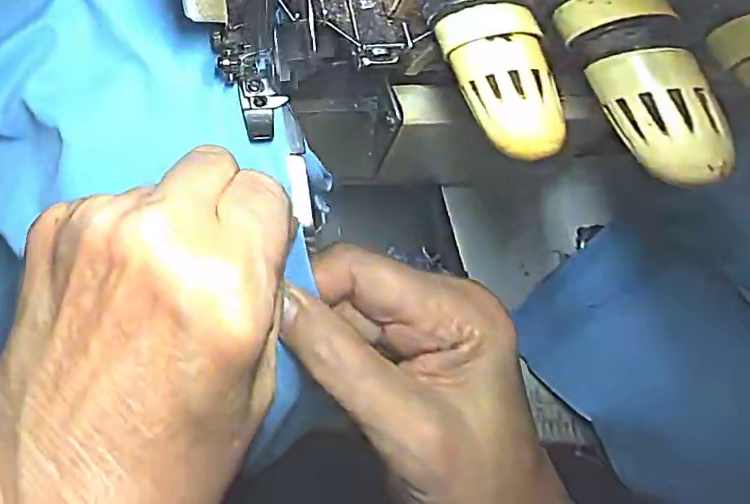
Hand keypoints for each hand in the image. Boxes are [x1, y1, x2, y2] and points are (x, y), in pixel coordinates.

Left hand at [0, 145, 295, 502]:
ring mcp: (96, 221)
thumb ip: (263, 296)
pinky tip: (104, 285)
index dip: (261, 220)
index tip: (251, 239)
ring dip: (161, 218)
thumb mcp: (252, 390)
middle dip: (216, 199)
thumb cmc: (161, 458)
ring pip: (155, 183)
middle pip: (209, 161)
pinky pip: (106, 202)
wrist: (50, 480)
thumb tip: (258, 240)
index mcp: (222, 279)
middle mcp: (157, 233)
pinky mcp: (52, 223)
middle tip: (205, 247)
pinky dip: (113, 232)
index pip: (263, 189)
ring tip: (146, 280)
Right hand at [280, 244, 568, 503]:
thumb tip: (278, 300)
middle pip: (343, 287)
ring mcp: (415, 326)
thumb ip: (341, 361)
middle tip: (276, 349)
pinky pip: (340, 335)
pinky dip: (319, 355)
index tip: (269, 315)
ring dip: (309, 340)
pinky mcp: (396, 350)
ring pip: (335, 311)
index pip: (357, 268)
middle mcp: (434, 302)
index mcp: (456, 307)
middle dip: (308, 318)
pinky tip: (309, 376)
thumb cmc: (480, 492)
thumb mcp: (410, 429)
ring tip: (291, 368)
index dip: (309, 286)